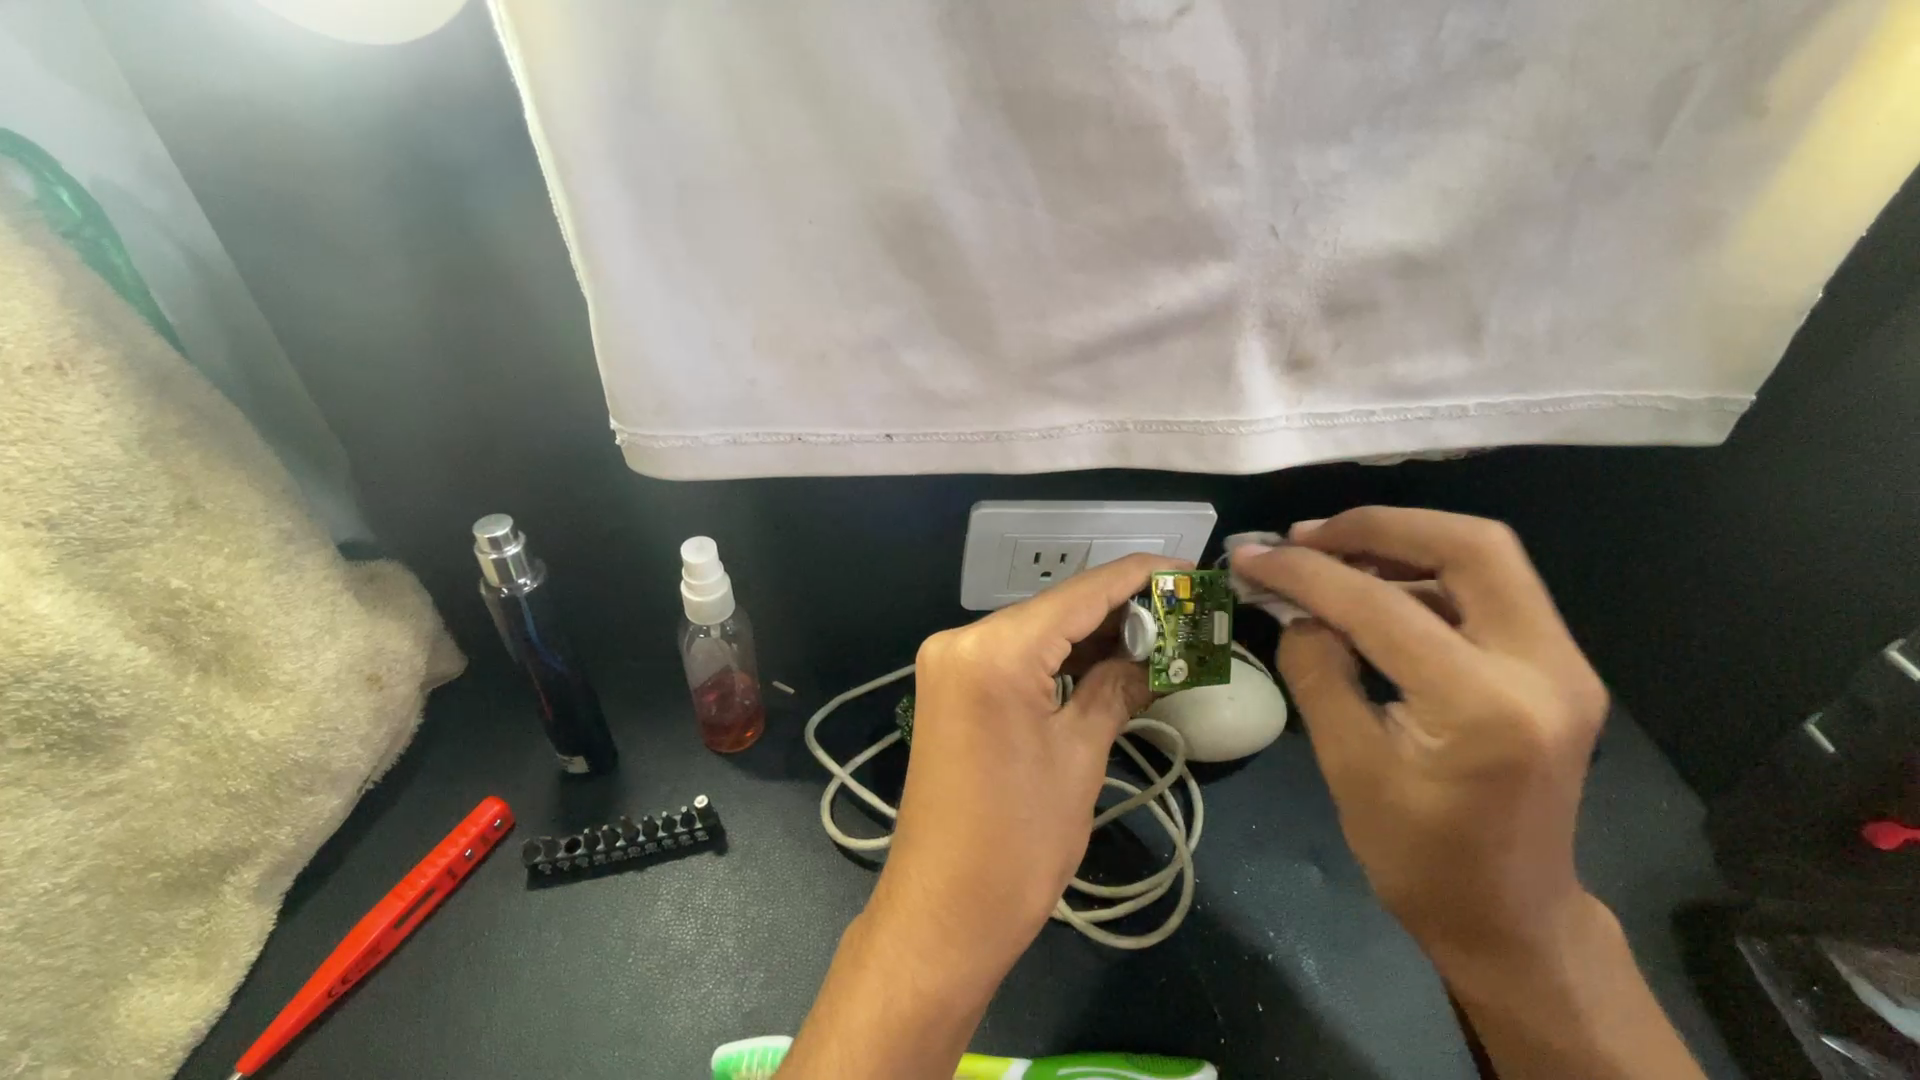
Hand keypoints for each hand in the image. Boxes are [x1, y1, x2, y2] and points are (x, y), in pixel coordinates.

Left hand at [871, 553, 1182, 987]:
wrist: (944, 910)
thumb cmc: (1019, 841)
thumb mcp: (1079, 756)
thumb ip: (1117, 688)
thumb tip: (1156, 655)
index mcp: (995, 650)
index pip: (1082, 594)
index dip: (1140, 577)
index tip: (1191, 570)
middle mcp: (963, 640)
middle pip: (1056, 609)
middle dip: (1121, 611)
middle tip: (1185, 615)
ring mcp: (950, 664)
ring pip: (1036, 632)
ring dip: (1091, 636)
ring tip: (1159, 638)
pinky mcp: (949, 689)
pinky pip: (1014, 659)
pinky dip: (1058, 660)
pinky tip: (1106, 662)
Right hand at [1230, 507, 1608, 968]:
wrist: (1509, 915)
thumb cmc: (1418, 858)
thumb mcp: (1347, 767)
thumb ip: (1317, 672)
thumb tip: (1295, 607)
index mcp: (1484, 707)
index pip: (1382, 606)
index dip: (1307, 573)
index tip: (1251, 554)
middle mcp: (1544, 669)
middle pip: (1471, 546)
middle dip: (1377, 526)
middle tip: (1306, 536)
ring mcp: (1564, 664)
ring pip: (1487, 559)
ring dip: (1403, 543)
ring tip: (1328, 553)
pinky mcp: (1557, 667)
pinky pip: (1491, 592)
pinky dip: (1426, 575)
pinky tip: (1373, 589)